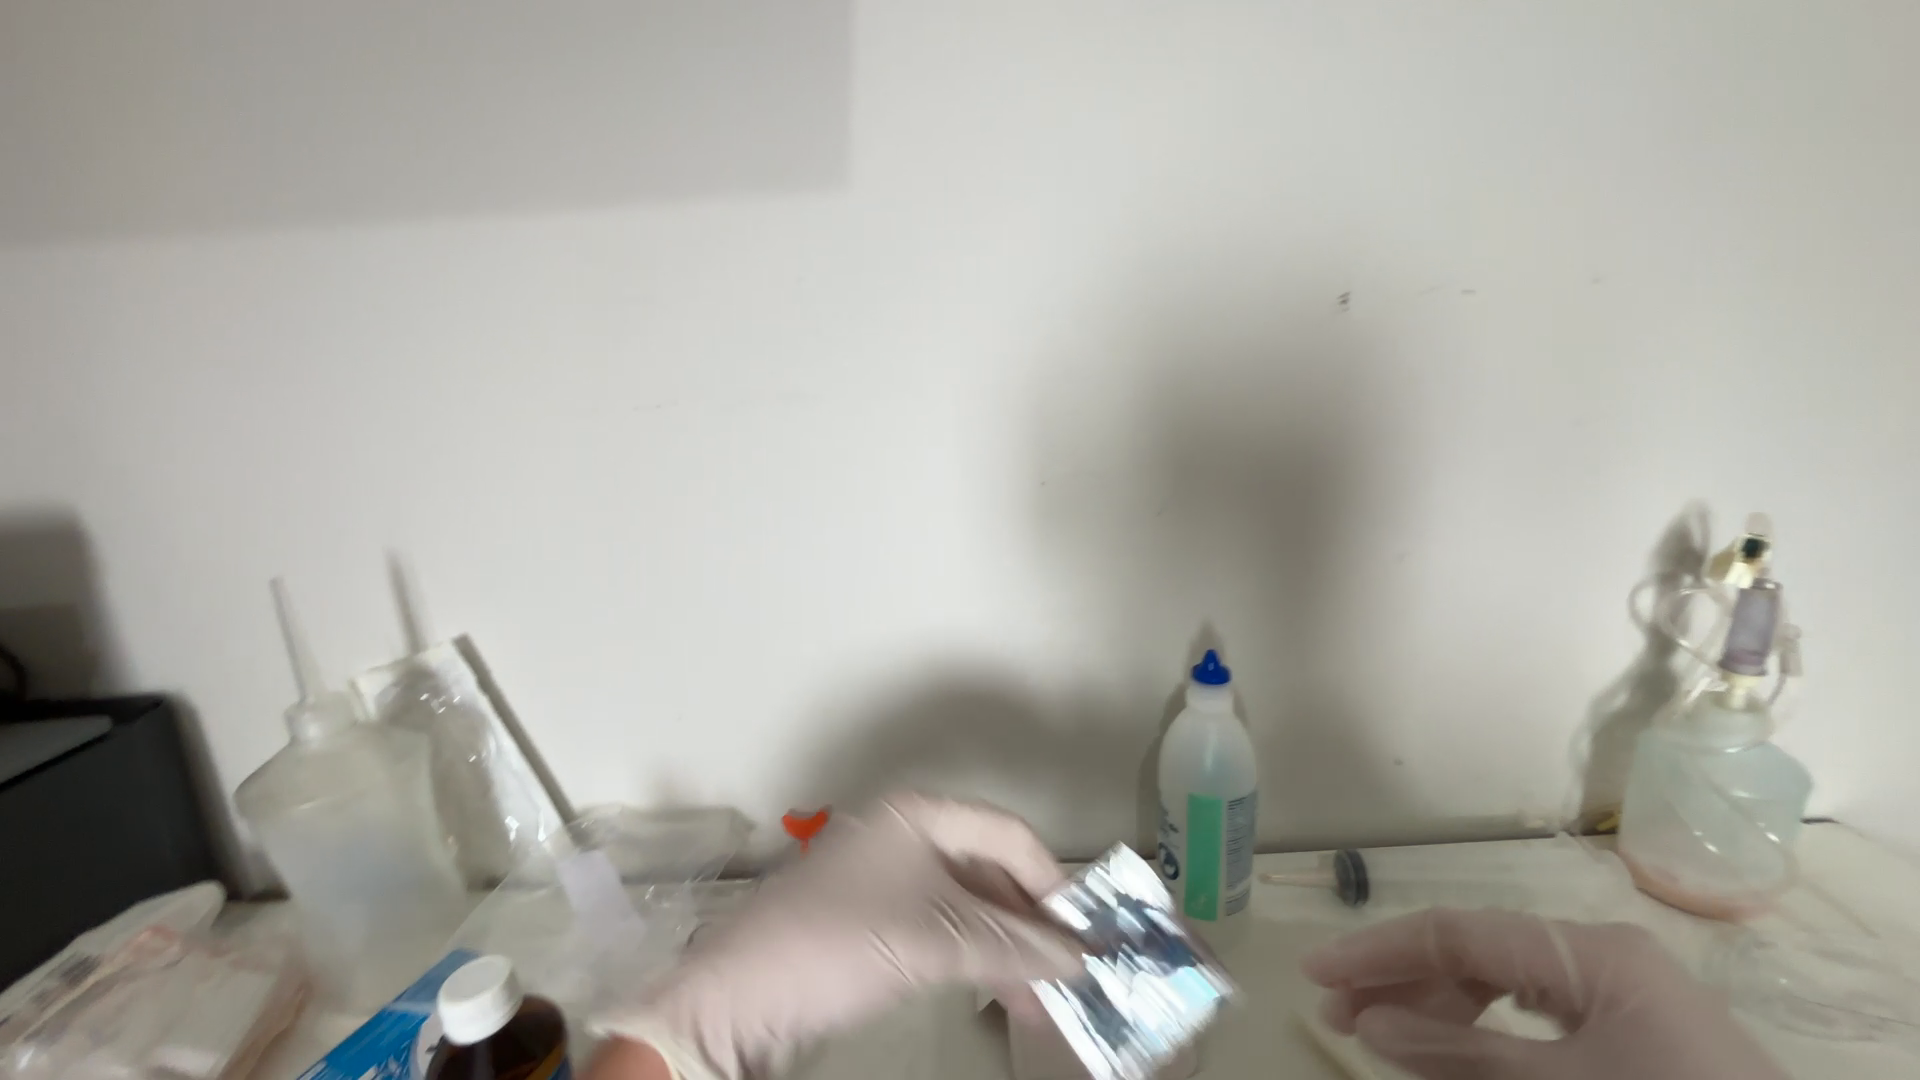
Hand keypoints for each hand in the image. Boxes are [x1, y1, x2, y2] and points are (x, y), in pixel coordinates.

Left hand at [594, 794, 1079, 1079]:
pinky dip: (973, 958)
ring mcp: (886, 875)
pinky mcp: (872, 917)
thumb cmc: (840, 943)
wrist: (738, 998)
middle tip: (1071, 975)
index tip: (1084, 933)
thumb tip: (1081, 959)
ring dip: (1006, 949)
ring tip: (1042, 1002)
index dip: (1051, 882)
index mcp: (918, 813)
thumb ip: (1013, 945)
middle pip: (988, 870)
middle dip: (1030, 923)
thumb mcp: (936, 939)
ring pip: (966, 903)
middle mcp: (905, 833)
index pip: (1007, 835)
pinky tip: (1000, 994)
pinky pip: (940, 927)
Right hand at [1300, 908, 1789, 1079]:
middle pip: (1471, 953)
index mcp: (1588, 951)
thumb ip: (1460, 1053)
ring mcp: (1617, 993)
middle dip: (1399, 982)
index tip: (1314, 973)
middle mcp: (1598, 955)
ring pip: (1497, 984)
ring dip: (1434, 1010)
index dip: (1376, 951)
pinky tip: (1447, 1049)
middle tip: (1336, 1015)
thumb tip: (1369, 1021)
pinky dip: (1481, 1032)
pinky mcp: (1631, 1033)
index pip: (1453, 933)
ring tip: (1378, 1037)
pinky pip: (1532, 1016)